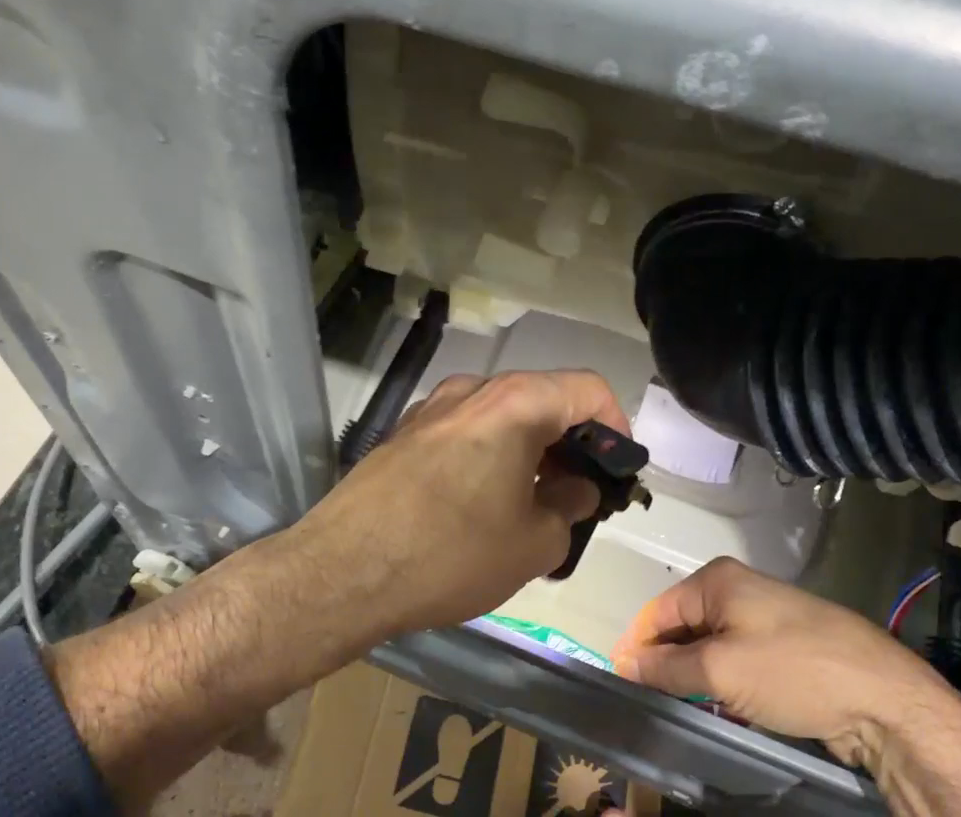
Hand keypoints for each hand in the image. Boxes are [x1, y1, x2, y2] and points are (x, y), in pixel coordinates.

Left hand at [291, 369, 627, 636]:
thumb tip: (576, 489)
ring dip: (529, 451)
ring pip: (501, 416)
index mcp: (515, 403)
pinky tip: (484, 505)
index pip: (588, 390)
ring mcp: (432, 408)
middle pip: (543, 399)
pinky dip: (490, 456)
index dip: (616, 426)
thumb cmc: (452, 553)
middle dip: (571, 443)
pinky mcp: (403, 433)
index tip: (618, 471)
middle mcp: (473, 390)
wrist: (342, 571)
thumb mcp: (533, 542)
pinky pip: (465, 432)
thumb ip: (570, 507)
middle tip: (581, 494)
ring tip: (535, 505)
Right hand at [612, 557, 960, 762]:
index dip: (635, 646)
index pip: (657, 610)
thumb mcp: (721, 670)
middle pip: (682, 626)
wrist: (881, 696)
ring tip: (677, 709)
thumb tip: (624, 664)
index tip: (618, 686)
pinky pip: (736, 660)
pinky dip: (721, 682)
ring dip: (692, 675)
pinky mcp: (784, 647)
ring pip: (709, 646)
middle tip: (647, 703)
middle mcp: (737, 589)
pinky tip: (717, 707)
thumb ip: (667, 667)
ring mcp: (763, 617)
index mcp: (717, 580)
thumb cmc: (793, 670)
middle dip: (663, 662)